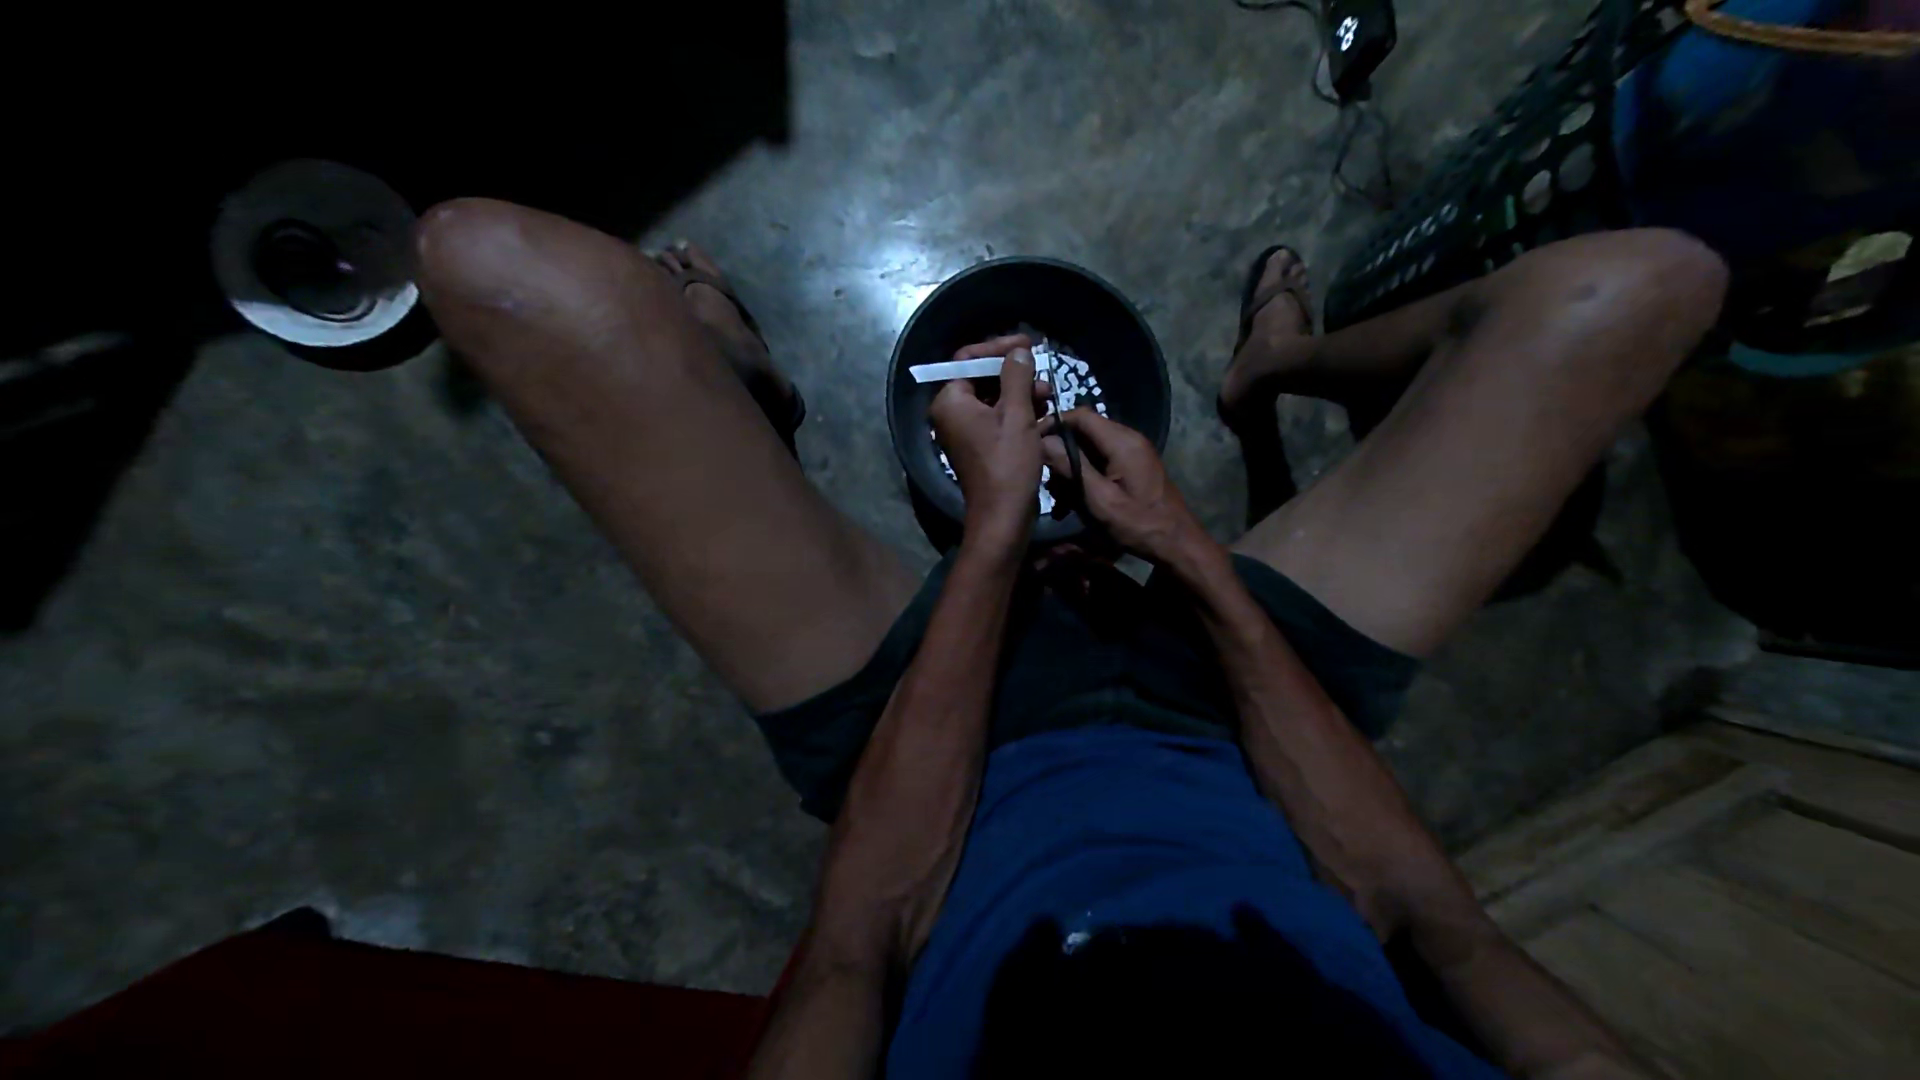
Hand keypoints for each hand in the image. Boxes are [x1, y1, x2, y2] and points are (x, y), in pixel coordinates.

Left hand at [929, 335, 1051, 543]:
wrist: (1003, 515)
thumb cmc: (1007, 463)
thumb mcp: (1017, 414)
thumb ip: (1017, 376)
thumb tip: (1019, 351)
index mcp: (951, 401)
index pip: (968, 359)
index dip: (998, 348)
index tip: (1028, 344)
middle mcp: (952, 414)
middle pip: (983, 378)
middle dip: (1015, 374)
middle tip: (1043, 375)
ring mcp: (966, 431)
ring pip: (994, 399)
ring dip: (1022, 393)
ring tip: (1048, 396)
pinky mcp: (981, 446)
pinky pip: (998, 419)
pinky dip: (1019, 413)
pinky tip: (1044, 415)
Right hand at [1042, 408, 1211, 565]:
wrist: (1177, 544)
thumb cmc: (1138, 524)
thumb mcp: (1099, 499)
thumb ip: (1071, 467)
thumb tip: (1043, 441)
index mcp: (1122, 442)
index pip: (1080, 415)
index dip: (1054, 424)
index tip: (1032, 443)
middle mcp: (1128, 439)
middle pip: (1083, 433)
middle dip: (1060, 456)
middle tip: (1046, 483)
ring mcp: (1132, 453)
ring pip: (1089, 451)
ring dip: (1070, 473)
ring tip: (1060, 502)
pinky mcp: (1132, 467)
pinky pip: (1100, 463)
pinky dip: (1084, 479)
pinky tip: (1073, 505)